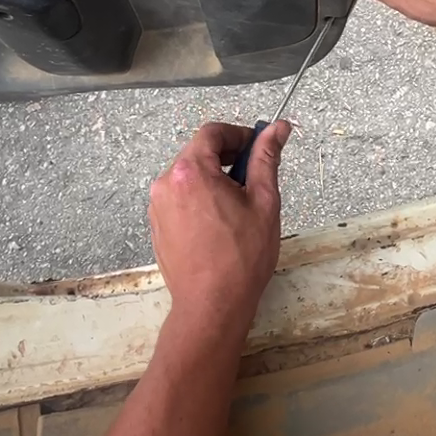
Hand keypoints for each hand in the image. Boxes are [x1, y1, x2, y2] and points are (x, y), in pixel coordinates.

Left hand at [148, 121, 290, 327]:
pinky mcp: (157, 225)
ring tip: (238, 203)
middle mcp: (167, 183)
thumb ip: (267, 158)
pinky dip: (199, 196)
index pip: (212, 132)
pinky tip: (219, 220)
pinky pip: (179, 196)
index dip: (238, 134)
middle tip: (252, 176)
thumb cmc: (241, 256)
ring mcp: (158, 206)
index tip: (256, 148)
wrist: (212, 306)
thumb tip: (278, 128)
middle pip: (198, 152)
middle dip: (227, 156)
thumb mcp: (264, 200)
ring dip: (213, 177)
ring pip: (189, 175)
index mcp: (191, 171)